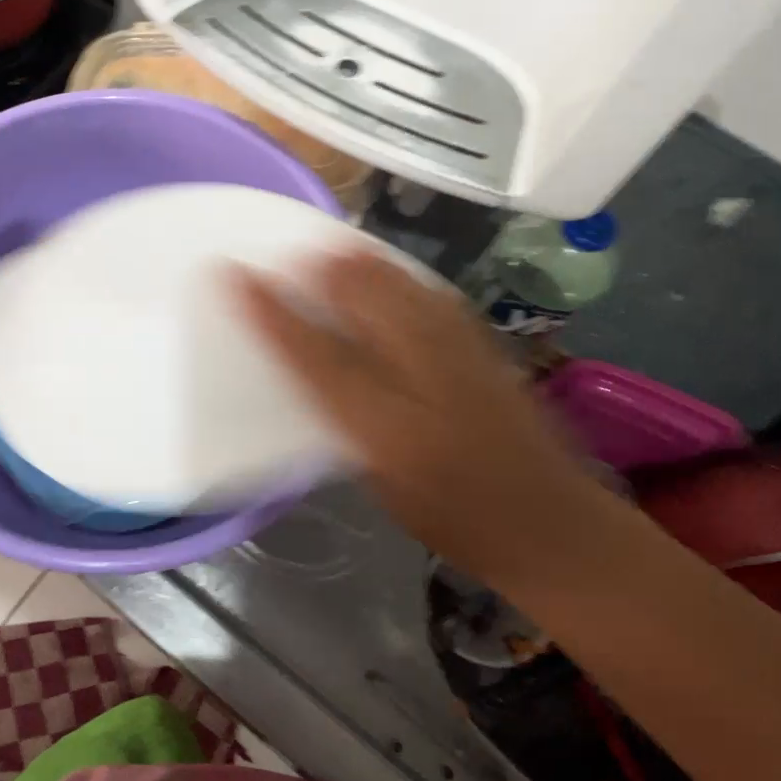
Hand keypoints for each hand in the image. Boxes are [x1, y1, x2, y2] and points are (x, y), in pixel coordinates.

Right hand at [232, 250, 603, 585]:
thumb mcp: (374, 477)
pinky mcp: (481, 338)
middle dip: (313, 267)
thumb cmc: (447, 513)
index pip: (310, 349)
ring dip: (350, 262)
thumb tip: (309, 363)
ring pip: (391, 278)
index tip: (230, 274)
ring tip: (323, 259)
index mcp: (380, 421)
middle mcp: (417, 372)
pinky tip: (377, 275)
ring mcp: (455, 347)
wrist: (550, 521)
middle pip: (355, 293)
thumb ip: (340, 416)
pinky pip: (422, 286)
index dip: (266, 308)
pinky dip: (388, 273)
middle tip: (284, 264)